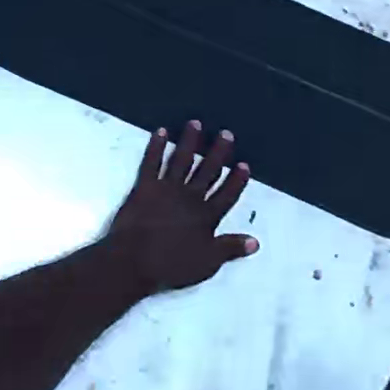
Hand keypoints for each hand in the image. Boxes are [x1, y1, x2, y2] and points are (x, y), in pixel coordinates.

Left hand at [101, 121, 257, 294]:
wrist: (134, 260)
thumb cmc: (171, 265)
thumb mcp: (207, 262)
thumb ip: (230, 248)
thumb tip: (255, 241)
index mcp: (206, 216)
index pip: (226, 194)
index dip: (236, 180)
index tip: (243, 164)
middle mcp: (189, 197)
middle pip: (207, 171)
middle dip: (218, 152)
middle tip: (226, 134)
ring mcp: (166, 188)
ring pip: (181, 160)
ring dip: (189, 141)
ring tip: (194, 123)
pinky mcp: (144, 186)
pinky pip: (151, 162)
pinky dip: (156, 146)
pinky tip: (160, 132)